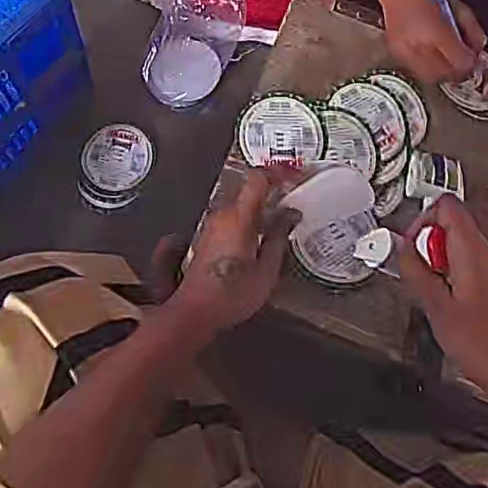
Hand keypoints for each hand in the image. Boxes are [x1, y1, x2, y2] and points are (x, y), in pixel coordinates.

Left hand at [162, 165, 301, 336]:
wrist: (195, 313)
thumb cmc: (230, 295)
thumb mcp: (266, 269)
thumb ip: (279, 236)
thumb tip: (290, 215)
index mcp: (238, 218)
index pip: (257, 180)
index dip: (277, 173)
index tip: (292, 175)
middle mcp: (222, 216)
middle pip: (247, 189)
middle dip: (270, 189)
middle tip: (289, 196)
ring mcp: (212, 226)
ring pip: (239, 203)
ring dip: (259, 205)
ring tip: (278, 217)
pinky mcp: (207, 238)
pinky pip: (231, 217)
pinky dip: (248, 217)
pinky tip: (259, 235)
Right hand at [381, 0, 485, 83]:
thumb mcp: (460, 8)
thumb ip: (474, 31)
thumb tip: (478, 50)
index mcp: (439, 33)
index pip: (461, 63)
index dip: (471, 64)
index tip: (473, 60)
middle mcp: (421, 46)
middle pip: (447, 75)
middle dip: (458, 72)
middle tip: (462, 63)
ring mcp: (406, 52)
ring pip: (430, 78)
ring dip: (442, 74)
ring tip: (445, 62)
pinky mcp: (396, 54)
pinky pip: (416, 71)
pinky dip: (426, 69)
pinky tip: (430, 57)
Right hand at [395, 197, 487, 411]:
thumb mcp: (438, 311)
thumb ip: (416, 273)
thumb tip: (403, 249)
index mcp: (476, 253)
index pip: (448, 206)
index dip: (424, 219)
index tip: (414, 245)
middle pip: (459, 231)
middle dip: (436, 253)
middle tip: (430, 284)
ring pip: (473, 254)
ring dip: (454, 271)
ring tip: (451, 308)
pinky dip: (474, 285)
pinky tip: (472, 319)